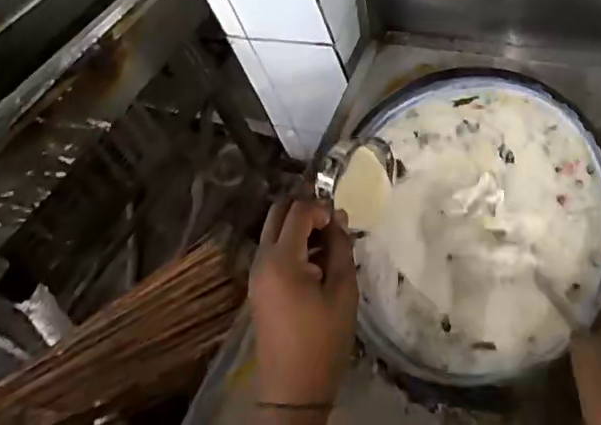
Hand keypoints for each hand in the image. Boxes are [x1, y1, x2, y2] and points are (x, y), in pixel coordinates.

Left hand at [250, 198, 357, 406]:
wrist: (294, 391)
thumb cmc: (323, 338)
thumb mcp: (343, 288)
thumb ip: (340, 245)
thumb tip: (337, 217)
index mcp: (281, 260)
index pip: (299, 210)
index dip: (322, 208)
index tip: (341, 224)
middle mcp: (262, 261)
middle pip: (279, 212)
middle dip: (306, 209)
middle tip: (332, 225)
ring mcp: (257, 275)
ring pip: (275, 229)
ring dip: (300, 226)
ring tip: (329, 245)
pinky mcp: (259, 287)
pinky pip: (274, 249)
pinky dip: (293, 243)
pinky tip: (317, 262)